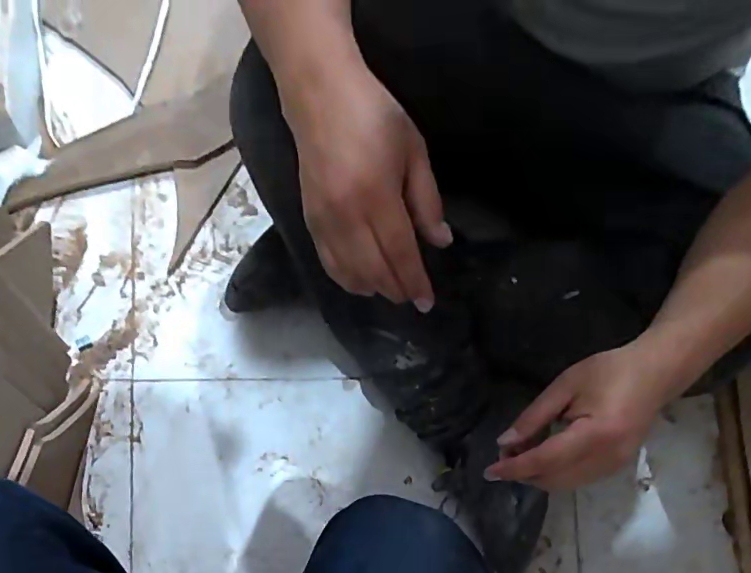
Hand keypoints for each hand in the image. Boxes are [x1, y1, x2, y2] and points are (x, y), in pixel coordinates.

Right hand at [284, 66, 451, 308]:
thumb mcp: (414, 151)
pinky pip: (329, 264)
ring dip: (374, 289)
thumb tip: (441, 242)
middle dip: (396, 290)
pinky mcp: (309, 220)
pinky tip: (363, 282)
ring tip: (391, 289)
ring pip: (351, 273)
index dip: (415, 282)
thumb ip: (427, 201)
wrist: (318, 92)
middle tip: (412, 297)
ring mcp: (324, 220)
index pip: (400, 253)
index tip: (427, 302)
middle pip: (375, 271)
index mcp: (377, 195)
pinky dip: (348, 280)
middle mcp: (347, 215)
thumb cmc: (373, 115)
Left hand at [486, 347, 676, 490]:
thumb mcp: (566, 385)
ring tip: (521, 454)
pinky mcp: (615, 469)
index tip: (489, 471)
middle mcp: (605, 459)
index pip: (545, 461)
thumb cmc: (610, 371)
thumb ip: (535, 416)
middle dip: (523, 473)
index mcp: (595, 435)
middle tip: (504, 454)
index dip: (514, 468)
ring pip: (563, 485)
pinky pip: (576, 481)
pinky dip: (554, 474)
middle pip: (552, 480)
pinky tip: (544, 456)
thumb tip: (506, 443)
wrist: (656, 374)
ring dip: (537, 476)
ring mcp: (613, 468)